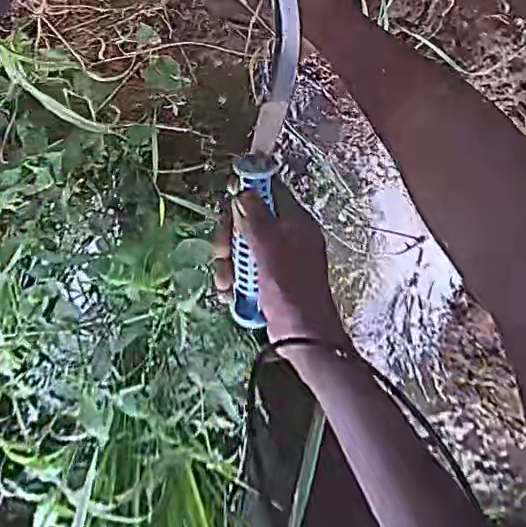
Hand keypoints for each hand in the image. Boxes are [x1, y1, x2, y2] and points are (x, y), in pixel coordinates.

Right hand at [221, 183, 349, 346]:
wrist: (303, 338)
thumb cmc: (290, 287)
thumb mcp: (269, 246)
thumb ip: (255, 215)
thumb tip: (244, 189)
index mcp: (295, 221)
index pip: (270, 189)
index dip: (248, 187)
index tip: (228, 193)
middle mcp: (287, 235)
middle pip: (250, 217)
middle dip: (230, 234)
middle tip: (222, 251)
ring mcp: (278, 258)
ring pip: (243, 244)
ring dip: (229, 261)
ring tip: (225, 281)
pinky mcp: (269, 278)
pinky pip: (245, 267)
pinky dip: (235, 277)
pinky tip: (230, 292)